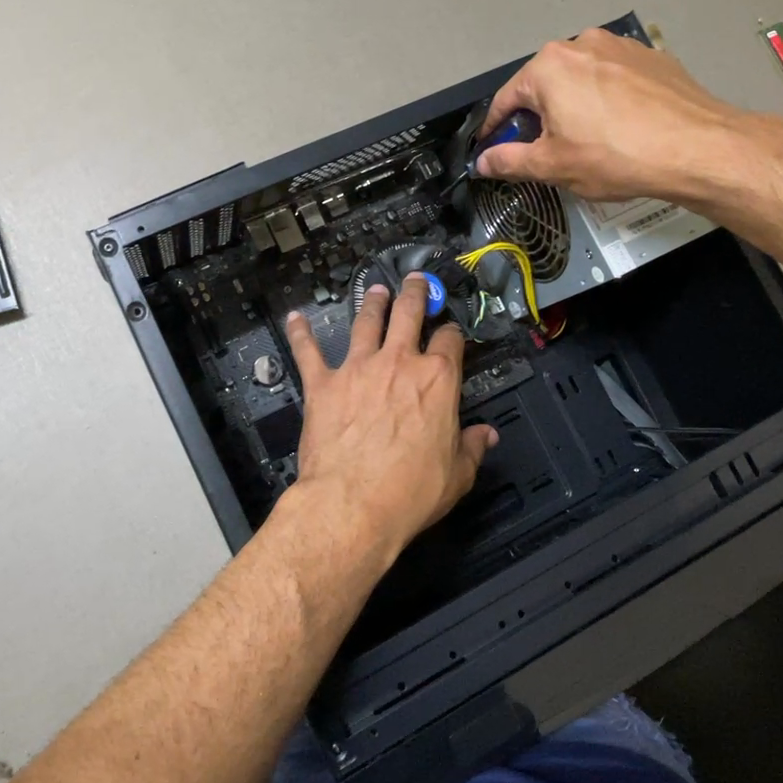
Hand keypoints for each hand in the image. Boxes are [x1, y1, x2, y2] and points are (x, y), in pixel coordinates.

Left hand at [281, 275, 496, 564]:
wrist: (352, 503)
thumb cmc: (411, 492)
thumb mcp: (457, 475)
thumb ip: (472, 448)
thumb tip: (488, 437)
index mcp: (438, 380)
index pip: (451, 342)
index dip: (452, 334)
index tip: (452, 333)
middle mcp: (399, 363)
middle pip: (408, 315)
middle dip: (415, 294)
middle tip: (415, 280)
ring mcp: (358, 369)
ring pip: (366, 324)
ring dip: (371, 304)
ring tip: (375, 291)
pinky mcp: (322, 384)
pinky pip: (308, 352)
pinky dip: (300, 334)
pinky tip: (295, 319)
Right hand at [476, 27, 782, 205]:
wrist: (697, 148)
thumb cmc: (615, 156)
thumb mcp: (552, 166)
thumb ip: (509, 161)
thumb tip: (483, 161)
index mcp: (549, 66)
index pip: (506, 100)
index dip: (494, 130)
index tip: (491, 150)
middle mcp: (581, 44)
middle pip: (544, 85)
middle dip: (537, 118)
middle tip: (543, 152)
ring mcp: (620, 46)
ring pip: (580, 80)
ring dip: (572, 107)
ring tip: (585, 142)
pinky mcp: (651, 57)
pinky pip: (613, 80)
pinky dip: (605, 101)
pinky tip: (618, 130)